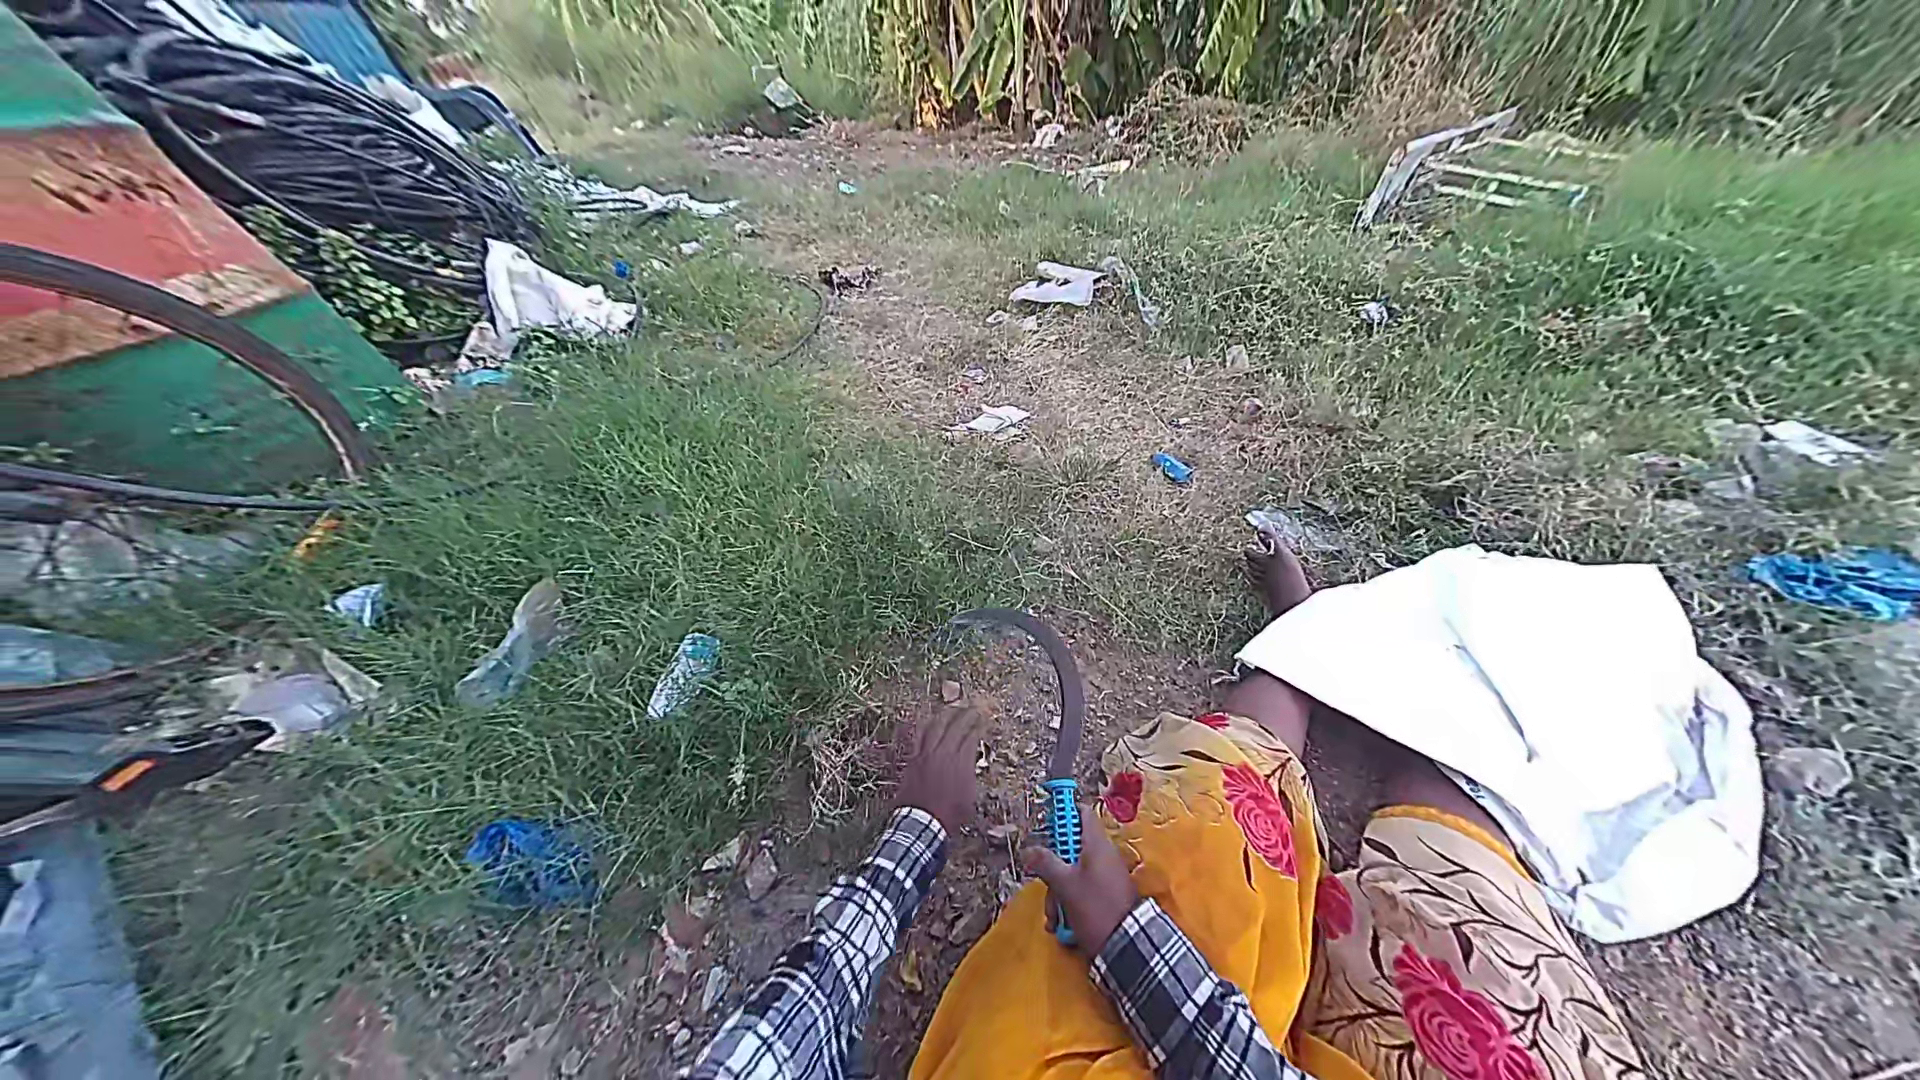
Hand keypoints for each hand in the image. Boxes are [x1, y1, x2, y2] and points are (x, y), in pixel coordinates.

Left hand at [897, 704, 985, 835]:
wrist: (921, 822)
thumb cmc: (950, 813)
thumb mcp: (970, 795)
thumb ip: (970, 772)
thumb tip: (970, 759)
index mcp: (961, 761)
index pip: (971, 735)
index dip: (979, 725)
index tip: (984, 719)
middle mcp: (944, 752)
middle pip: (956, 726)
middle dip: (966, 715)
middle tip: (973, 708)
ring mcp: (927, 753)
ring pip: (936, 726)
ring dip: (946, 715)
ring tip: (953, 708)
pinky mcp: (914, 757)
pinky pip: (920, 735)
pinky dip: (926, 725)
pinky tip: (930, 721)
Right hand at [1022, 807, 1138, 960]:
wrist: (1128, 946)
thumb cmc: (1095, 906)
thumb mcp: (1064, 884)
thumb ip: (1044, 862)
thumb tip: (1028, 851)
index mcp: (1096, 843)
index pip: (1081, 812)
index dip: (1063, 813)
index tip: (1048, 826)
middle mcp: (1102, 854)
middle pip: (1071, 846)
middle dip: (1053, 866)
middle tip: (1046, 883)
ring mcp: (1106, 874)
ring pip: (1073, 871)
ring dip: (1059, 891)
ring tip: (1054, 915)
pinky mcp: (1106, 894)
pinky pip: (1083, 888)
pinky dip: (1070, 901)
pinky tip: (1063, 923)